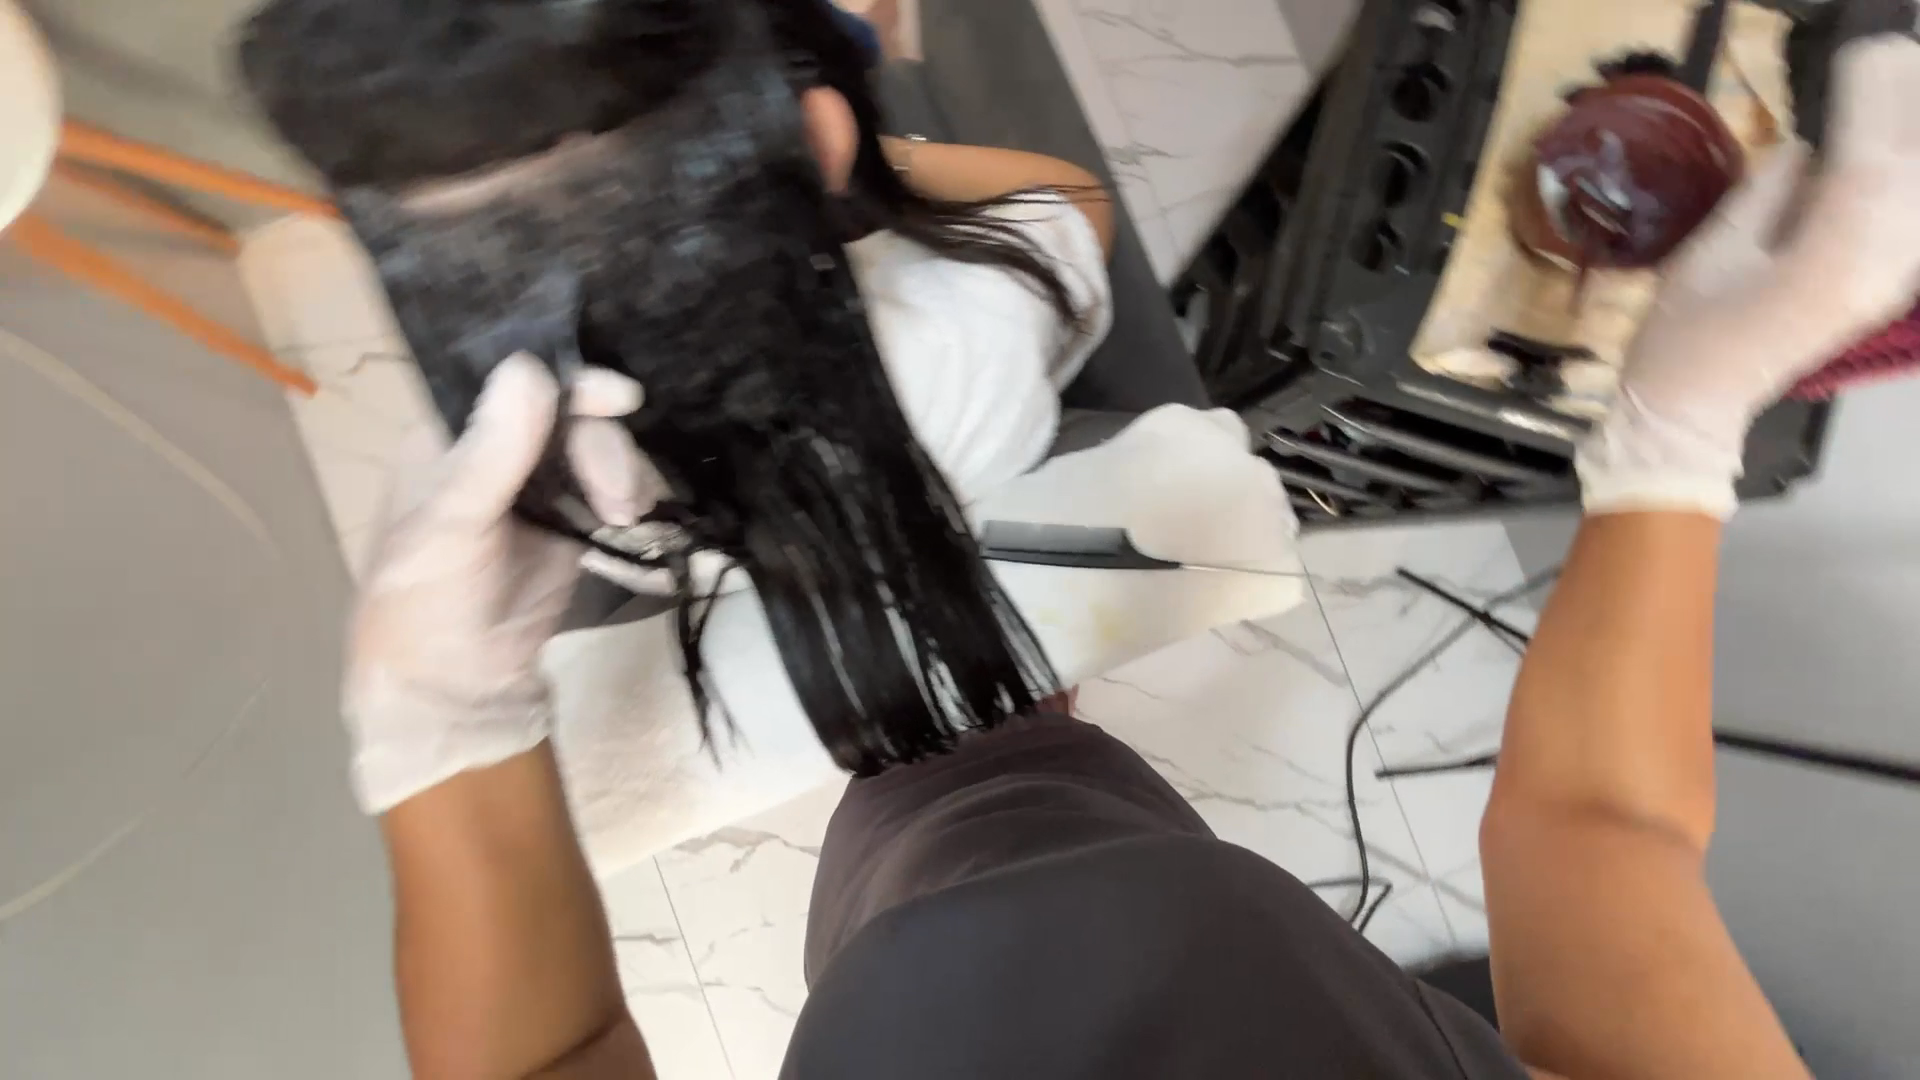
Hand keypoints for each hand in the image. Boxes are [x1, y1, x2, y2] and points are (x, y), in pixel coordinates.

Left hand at [344, 353, 662, 812]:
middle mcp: (503, 451)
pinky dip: (631, 495)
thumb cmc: (426, 596)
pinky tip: (627, 520)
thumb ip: (493, 450)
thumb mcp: (451, 523)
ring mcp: (543, 486)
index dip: (568, 382)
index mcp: (454, 438)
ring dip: (623, 475)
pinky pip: (615, 486)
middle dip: (603, 451)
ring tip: (620, 518)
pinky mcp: (576, 518)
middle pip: (573, 417)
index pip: (515, 386)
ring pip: (602, 450)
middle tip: (615, 499)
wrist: (463, 677)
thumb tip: (531, 368)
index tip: (618, 398)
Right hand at [1577, 34, 1919, 517]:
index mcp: (1833, 257)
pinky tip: (1877, 162)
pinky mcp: (1888, 281)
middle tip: (1885, 59)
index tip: (1861, 55)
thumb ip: (1759, 199)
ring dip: (1903, 142)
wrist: (1689, 411)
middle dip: (1903, 108)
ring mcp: (1897, 274)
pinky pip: (1908, 215)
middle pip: (1911, 167)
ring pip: (1914, 190)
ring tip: (1889, 97)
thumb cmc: (1676, 343)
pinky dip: (1899, 180)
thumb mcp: (1701, 263)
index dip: (1871, 98)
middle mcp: (1887, 260)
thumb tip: (1802, 150)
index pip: (1871, 158)